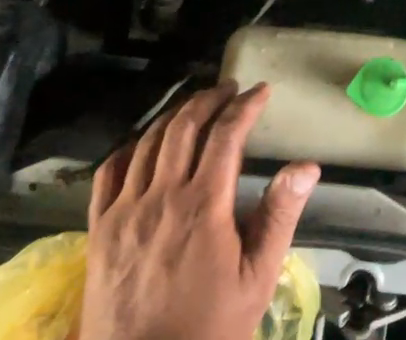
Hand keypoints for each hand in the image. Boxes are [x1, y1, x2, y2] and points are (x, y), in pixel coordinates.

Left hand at [81, 82, 320, 339]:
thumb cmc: (209, 327)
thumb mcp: (257, 278)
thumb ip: (280, 217)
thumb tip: (306, 167)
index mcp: (204, 205)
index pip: (226, 135)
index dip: (246, 106)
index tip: (261, 92)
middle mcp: (161, 196)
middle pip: (184, 126)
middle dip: (210, 99)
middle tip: (229, 90)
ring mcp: (125, 211)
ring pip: (147, 141)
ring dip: (174, 115)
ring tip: (194, 107)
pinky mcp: (99, 229)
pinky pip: (108, 172)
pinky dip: (129, 146)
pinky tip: (143, 142)